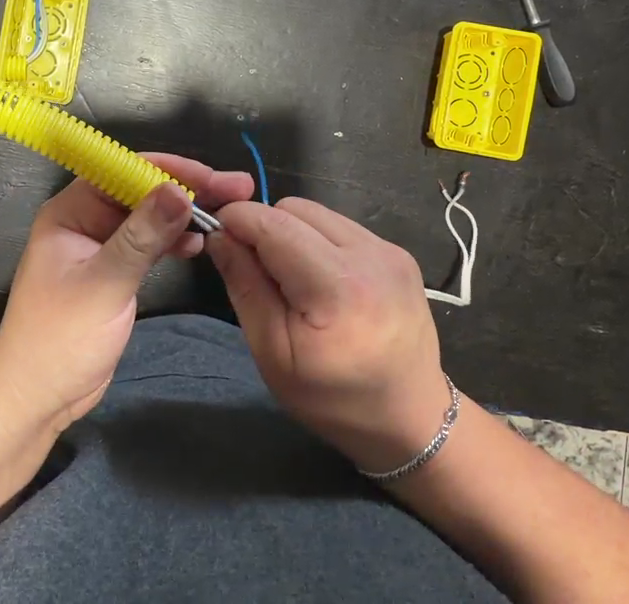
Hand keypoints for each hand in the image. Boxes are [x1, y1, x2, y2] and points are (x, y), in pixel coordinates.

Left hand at [0, 155, 254, 431]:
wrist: (38, 396)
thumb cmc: (61, 337)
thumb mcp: (104, 283)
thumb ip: (142, 237)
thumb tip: (179, 192)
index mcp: (69, 212)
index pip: (122, 173)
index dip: (168, 170)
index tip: (212, 176)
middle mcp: (83, 222)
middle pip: (138, 191)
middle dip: (184, 189)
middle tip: (237, 188)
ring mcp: (99, 248)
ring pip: (147, 218)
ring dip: (183, 215)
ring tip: (228, 215)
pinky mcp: (113, 273)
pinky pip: (147, 245)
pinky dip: (172, 241)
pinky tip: (200, 243)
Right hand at [209, 198, 451, 476]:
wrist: (412, 419)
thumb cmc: (333, 399)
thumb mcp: (273, 353)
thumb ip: (244, 286)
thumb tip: (219, 236)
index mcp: (338, 288)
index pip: (274, 225)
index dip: (237, 220)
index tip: (216, 236)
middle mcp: (370, 257)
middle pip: (294, 209)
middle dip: (264, 228)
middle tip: (254, 269)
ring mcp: (389, 251)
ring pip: (316, 212)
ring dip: (290, 232)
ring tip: (289, 277)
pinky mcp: (398, 253)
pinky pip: (339, 226)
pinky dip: (316, 241)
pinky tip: (319, 280)